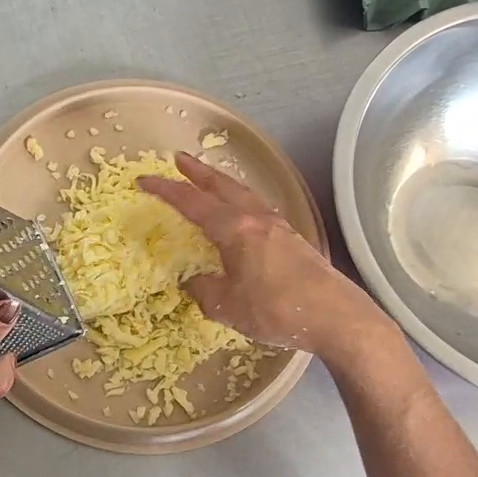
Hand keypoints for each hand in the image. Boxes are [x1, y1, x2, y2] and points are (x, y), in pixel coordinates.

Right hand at [137, 154, 391, 359]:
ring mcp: (279, 228)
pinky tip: (241, 213)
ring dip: (223, 184)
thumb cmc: (275, 309)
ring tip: (209, 180)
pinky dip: (242, 202)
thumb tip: (194, 281)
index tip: (144, 180)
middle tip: (180, 159)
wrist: (334, 317)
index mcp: (235, 228)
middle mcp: (257, 220)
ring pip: (244, 194)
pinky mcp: (293, 241)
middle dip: (199, 172)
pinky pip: (259, 210)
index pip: (192, 202)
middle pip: (223, 186)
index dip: (165, 190)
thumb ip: (203, 290)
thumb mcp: (225, 306)